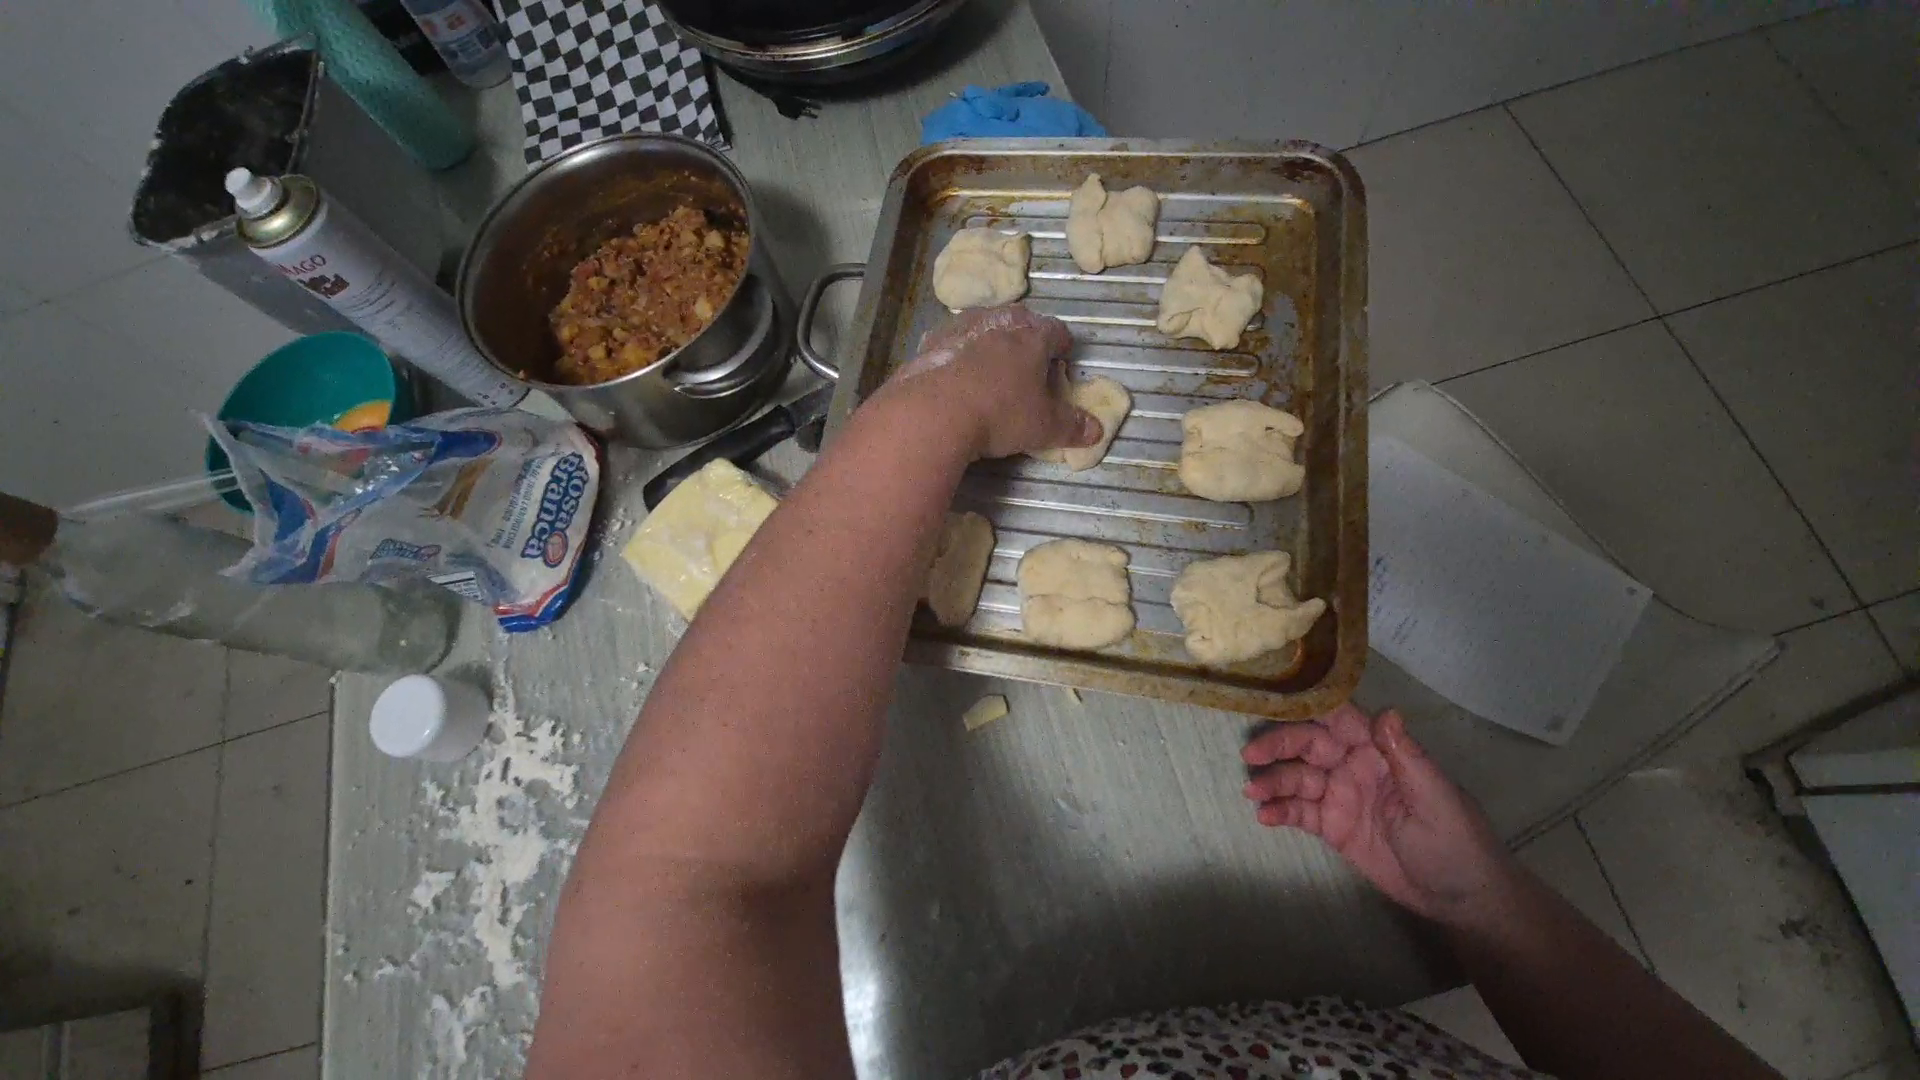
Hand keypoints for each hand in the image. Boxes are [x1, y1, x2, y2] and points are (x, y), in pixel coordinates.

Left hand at [880, 305, 1101, 459]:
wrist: (934, 412)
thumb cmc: (1000, 415)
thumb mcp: (1043, 427)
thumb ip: (1071, 426)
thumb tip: (1097, 430)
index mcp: (1031, 337)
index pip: (1056, 331)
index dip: (1063, 345)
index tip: (1063, 358)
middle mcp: (998, 323)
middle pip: (1019, 320)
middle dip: (1027, 336)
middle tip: (1028, 360)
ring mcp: (960, 328)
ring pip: (983, 325)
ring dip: (990, 339)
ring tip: (992, 363)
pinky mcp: (930, 344)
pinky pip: (951, 342)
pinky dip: (957, 353)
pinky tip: (955, 372)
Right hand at [1241, 704, 1519, 927]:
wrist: (1462, 899)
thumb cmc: (1457, 840)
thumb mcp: (1436, 797)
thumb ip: (1406, 756)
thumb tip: (1387, 711)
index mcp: (1380, 751)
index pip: (1339, 719)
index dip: (1309, 708)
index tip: (1276, 704)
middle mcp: (1353, 766)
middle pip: (1308, 746)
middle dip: (1278, 746)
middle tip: (1250, 756)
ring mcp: (1339, 796)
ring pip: (1297, 778)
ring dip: (1273, 782)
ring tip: (1253, 793)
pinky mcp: (1332, 826)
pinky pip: (1299, 812)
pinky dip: (1279, 811)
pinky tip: (1264, 816)